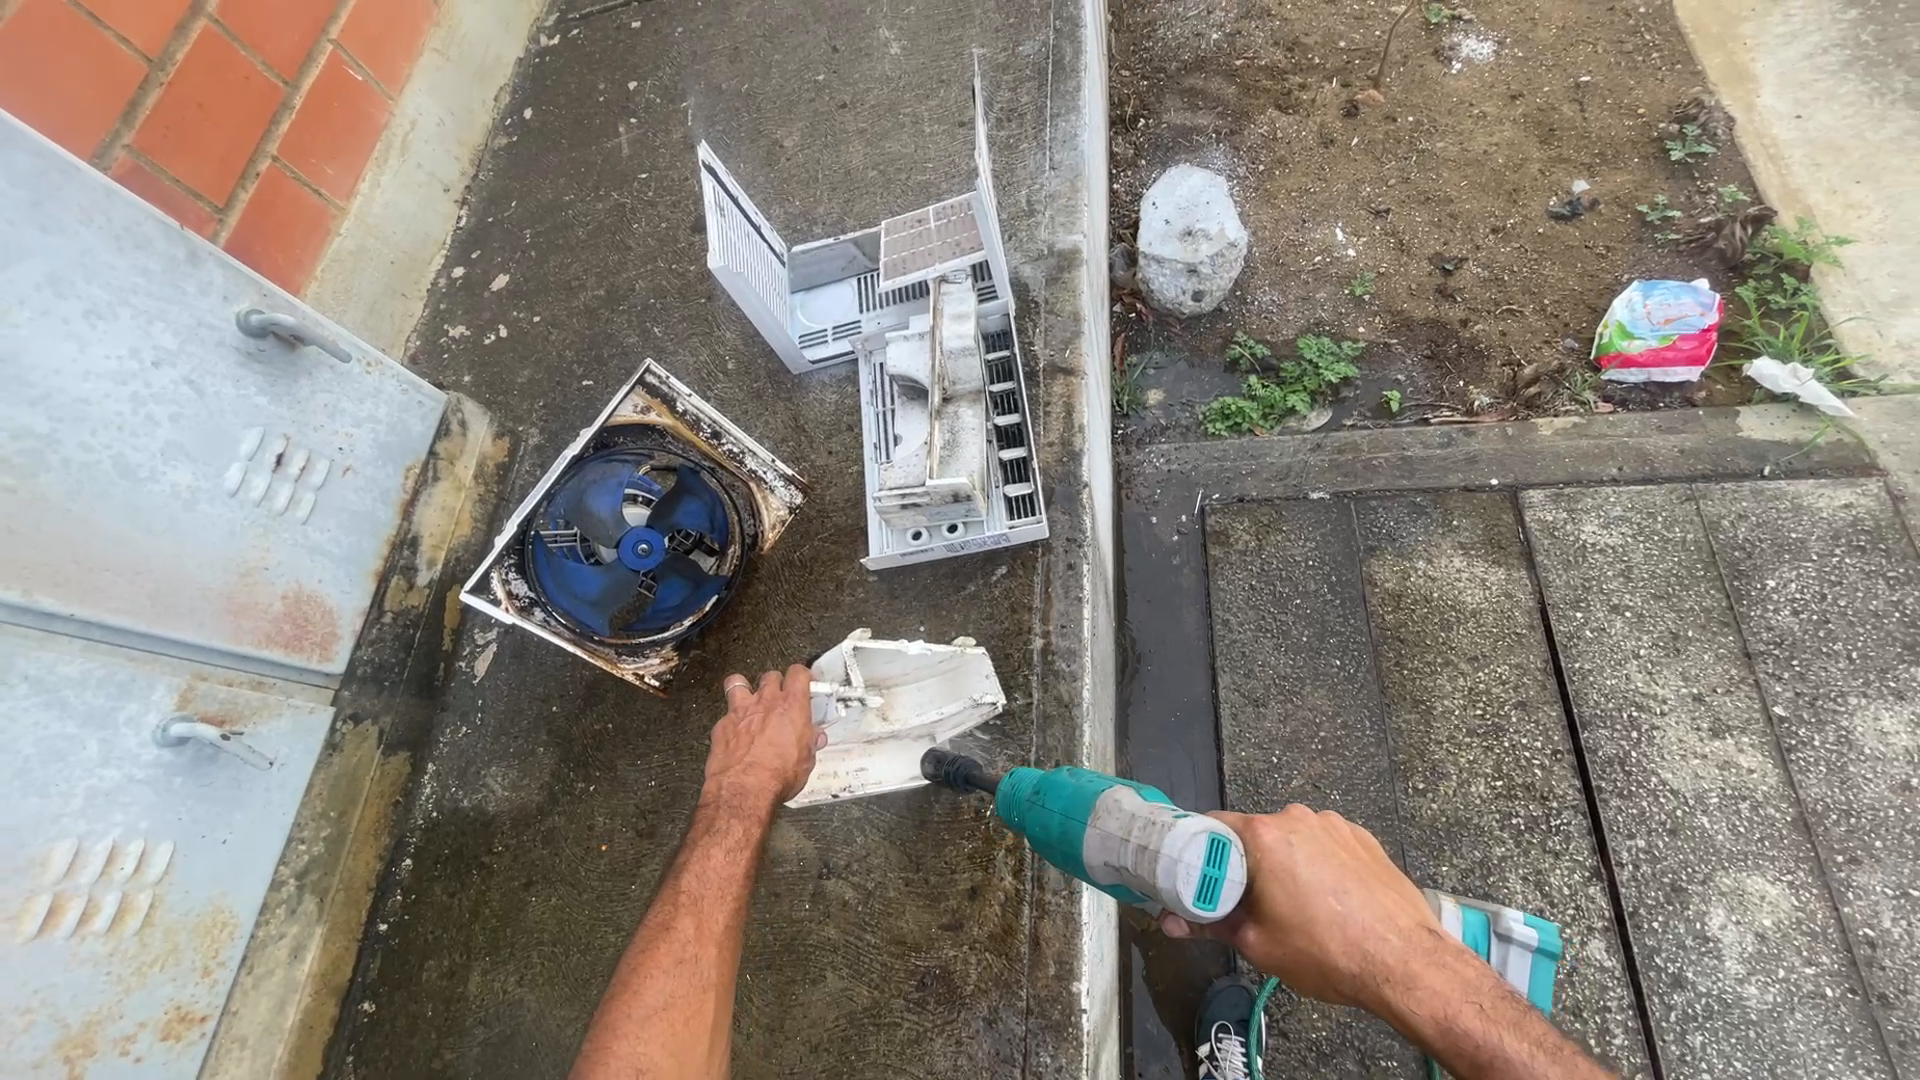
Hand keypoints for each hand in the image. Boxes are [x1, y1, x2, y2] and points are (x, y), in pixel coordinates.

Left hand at [703, 665, 823, 810]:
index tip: (804, 682)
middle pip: (771, 676)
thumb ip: (809, 743)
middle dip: (776, 683)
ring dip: (745, 688)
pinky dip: (731, 719)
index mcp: (792, 706)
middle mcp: (766, 702)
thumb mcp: (806, 760)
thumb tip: (814, 739)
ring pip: (738, 683)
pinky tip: (735, 730)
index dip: (802, 675)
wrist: (744, 789)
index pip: (798, 673)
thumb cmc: (776, 775)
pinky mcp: (722, 726)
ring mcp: (741, 712)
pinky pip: (725, 713)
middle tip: (780, 695)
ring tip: (749, 697)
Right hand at [1159, 805, 1449, 1010]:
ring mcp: (1332, 824)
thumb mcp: (1257, 944)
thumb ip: (1208, 925)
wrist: (1408, 965)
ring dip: (1285, 862)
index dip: (1201, 850)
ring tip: (1296, 903)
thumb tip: (1169, 923)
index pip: (1212, 826)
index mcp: (1262, 835)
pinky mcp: (1362, 837)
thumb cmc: (1326, 952)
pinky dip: (1319, 863)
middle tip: (1247, 900)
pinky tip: (1331, 898)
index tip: (1199, 875)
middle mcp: (1294, 817)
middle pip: (1253, 832)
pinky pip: (1325, 843)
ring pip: (1291, 838)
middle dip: (1246, 862)